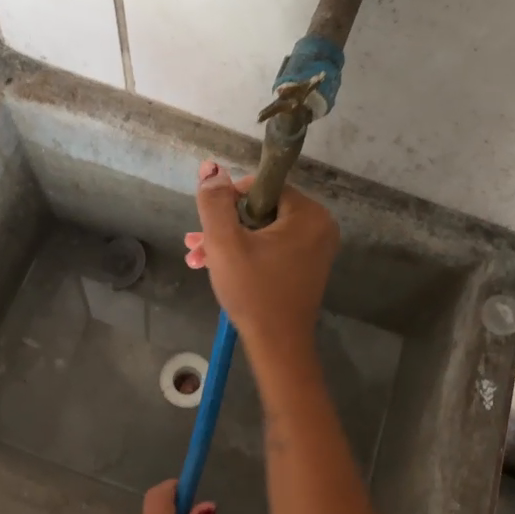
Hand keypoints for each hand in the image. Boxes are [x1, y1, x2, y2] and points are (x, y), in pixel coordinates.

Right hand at [184, 159, 339, 355]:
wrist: (277, 345)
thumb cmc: (253, 291)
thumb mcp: (225, 243)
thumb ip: (215, 202)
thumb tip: (211, 168)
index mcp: (309, 214)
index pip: (261, 188)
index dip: (229, 202)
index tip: (209, 224)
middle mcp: (319, 226)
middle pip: (260, 210)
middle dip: (224, 226)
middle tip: (195, 244)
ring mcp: (315, 248)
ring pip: (262, 231)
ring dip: (229, 242)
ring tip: (198, 258)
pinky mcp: (306, 266)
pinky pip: (271, 248)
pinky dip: (246, 254)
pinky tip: (215, 267)